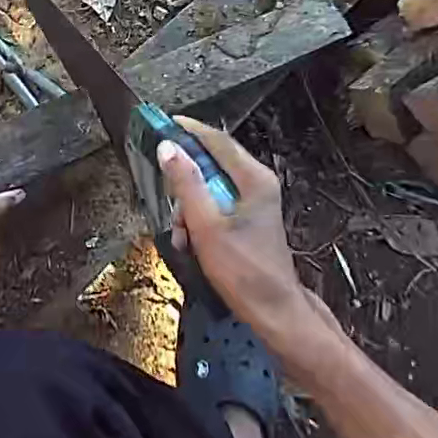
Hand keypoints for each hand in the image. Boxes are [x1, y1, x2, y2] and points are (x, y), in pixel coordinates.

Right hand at [162, 116, 339, 362]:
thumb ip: (186, 184)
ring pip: (210, 188)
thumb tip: (167, 147)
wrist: (274, 314)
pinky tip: (190, 242)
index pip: (217, 141)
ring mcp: (254, 202)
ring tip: (181, 233)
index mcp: (254, 178)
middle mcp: (257, 183)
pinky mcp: (248, 219)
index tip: (162, 123)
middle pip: (212, 164)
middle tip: (166, 194)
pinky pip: (216, 206)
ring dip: (189, 206)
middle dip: (185, 181)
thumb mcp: (206, 226)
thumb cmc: (243, 270)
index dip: (188, 130)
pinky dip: (199, 219)